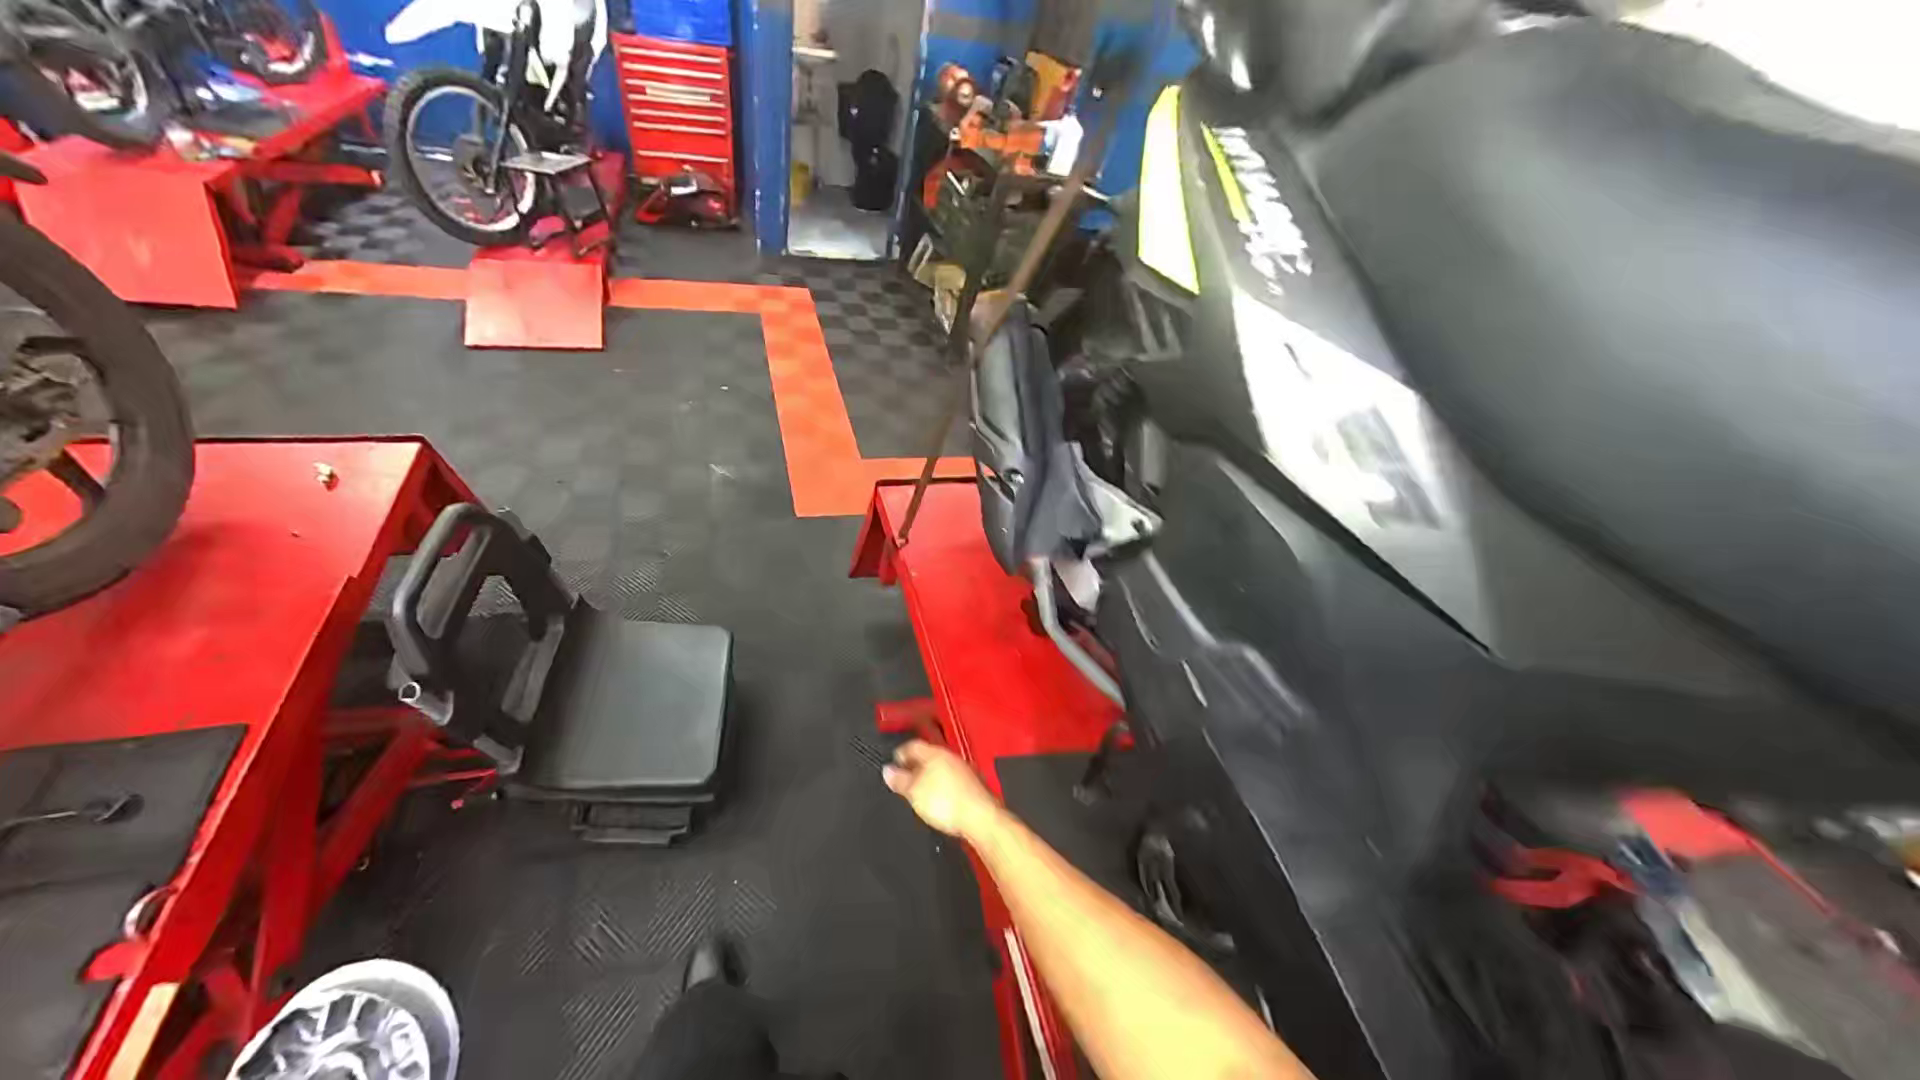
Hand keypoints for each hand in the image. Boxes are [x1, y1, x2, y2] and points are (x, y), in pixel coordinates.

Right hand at [883, 740, 1001, 839]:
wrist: (979, 818)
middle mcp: (950, 758)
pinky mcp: (971, 785)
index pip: (913, 745)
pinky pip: (951, 782)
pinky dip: (942, 788)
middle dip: (915, 766)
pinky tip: (939, 801)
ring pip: (940, 769)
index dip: (900, 753)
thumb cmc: (951, 802)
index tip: (894, 761)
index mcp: (935, 753)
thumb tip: (888, 771)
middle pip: (927, 756)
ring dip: (929, 777)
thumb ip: (899, 780)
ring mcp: (963, 771)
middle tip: (903, 777)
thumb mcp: (913, 792)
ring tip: (919, 792)